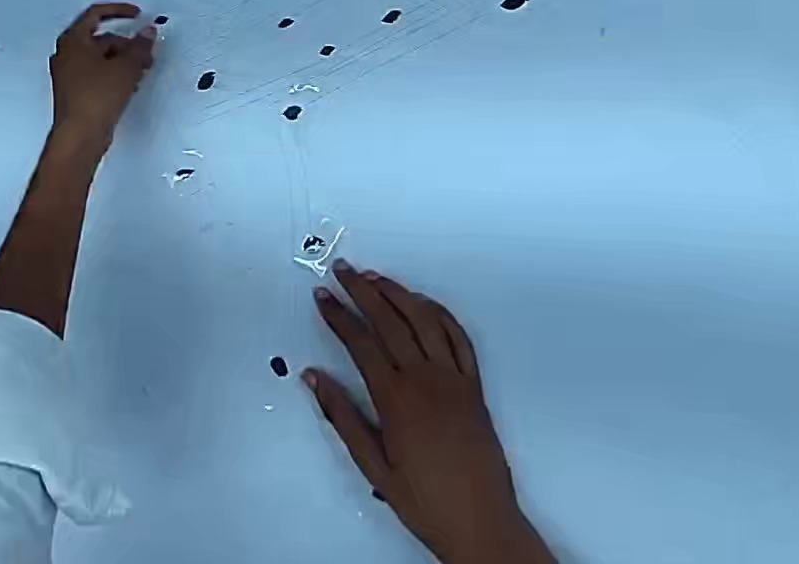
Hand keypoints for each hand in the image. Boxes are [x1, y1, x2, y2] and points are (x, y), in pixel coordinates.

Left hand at [49, 2, 155, 141]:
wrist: (80, 134)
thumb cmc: (95, 98)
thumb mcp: (126, 67)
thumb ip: (139, 46)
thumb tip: (147, 33)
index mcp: (73, 40)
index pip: (95, 14)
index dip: (118, 11)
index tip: (136, 14)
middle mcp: (67, 54)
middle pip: (100, 38)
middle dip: (126, 42)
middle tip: (146, 51)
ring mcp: (69, 74)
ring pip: (100, 57)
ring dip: (122, 60)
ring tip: (141, 70)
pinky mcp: (75, 91)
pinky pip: (97, 74)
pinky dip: (113, 73)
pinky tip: (129, 85)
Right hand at [305, 261, 554, 563]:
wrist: (485, 529)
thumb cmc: (425, 501)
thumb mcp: (372, 465)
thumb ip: (341, 415)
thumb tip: (313, 376)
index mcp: (396, 399)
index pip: (360, 342)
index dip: (338, 314)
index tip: (322, 295)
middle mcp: (425, 380)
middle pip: (389, 320)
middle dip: (361, 290)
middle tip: (343, 270)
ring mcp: (453, 380)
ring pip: (423, 320)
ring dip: (397, 293)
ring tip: (375, 277)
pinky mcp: (474, 386)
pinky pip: (459, 339)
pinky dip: (440, 313)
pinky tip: (422, 302)